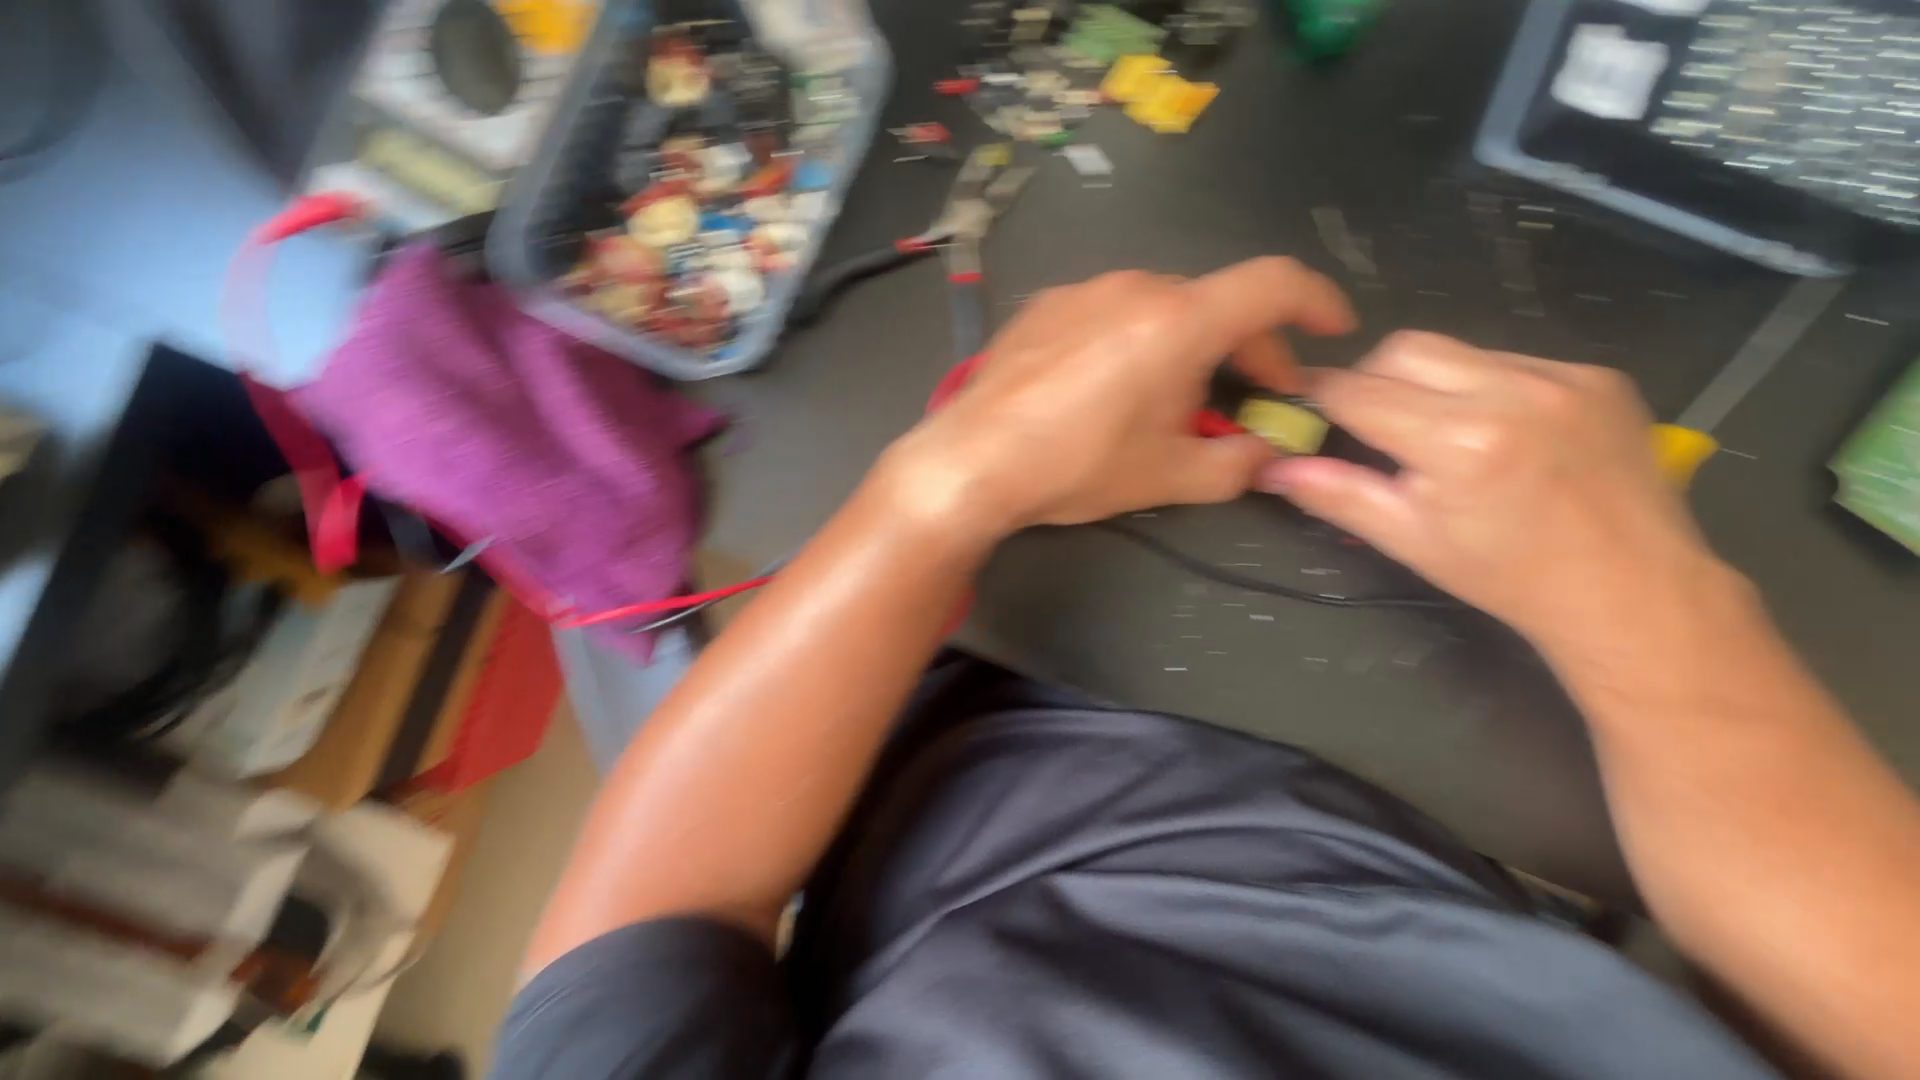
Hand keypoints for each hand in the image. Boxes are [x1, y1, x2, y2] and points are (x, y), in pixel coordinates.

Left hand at [885, 259, 1355, 536]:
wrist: (971, 460)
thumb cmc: (1078, 467)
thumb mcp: (1170, 476)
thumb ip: (1239, 463)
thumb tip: (1272, 452)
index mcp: (1178, 320)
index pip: (1273, 285)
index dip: (1316, 302)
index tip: (1331, 329)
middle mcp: (1134, 287)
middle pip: (1215, 302)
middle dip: (1247, 349)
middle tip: (1253, 398)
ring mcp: (1082, 291)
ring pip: (1161, 308)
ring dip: (1187, 346)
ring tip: (1174, 402)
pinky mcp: (1044, 307)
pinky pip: (1110, 313)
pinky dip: (1135, 341)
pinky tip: (1113, 387)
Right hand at [1258, 332, 1719, 640]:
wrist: (1633, 591)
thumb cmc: (1507, 577)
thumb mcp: (1409, 540)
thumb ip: (1335, 494)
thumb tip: (1268, 467)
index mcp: (1460, 443)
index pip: (1357, 392)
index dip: (1319, 397)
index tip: (1301, 406)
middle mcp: (1513, 393)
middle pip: (1403, 349)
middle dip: (1370, 379)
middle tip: (1368, 423)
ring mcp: (1564, 377)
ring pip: (1457, 350)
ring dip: (1428, 381)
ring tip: (1437, 431)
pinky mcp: (1599, 375)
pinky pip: (1511, 359)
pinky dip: (1483, 386)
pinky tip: (1496, 430)